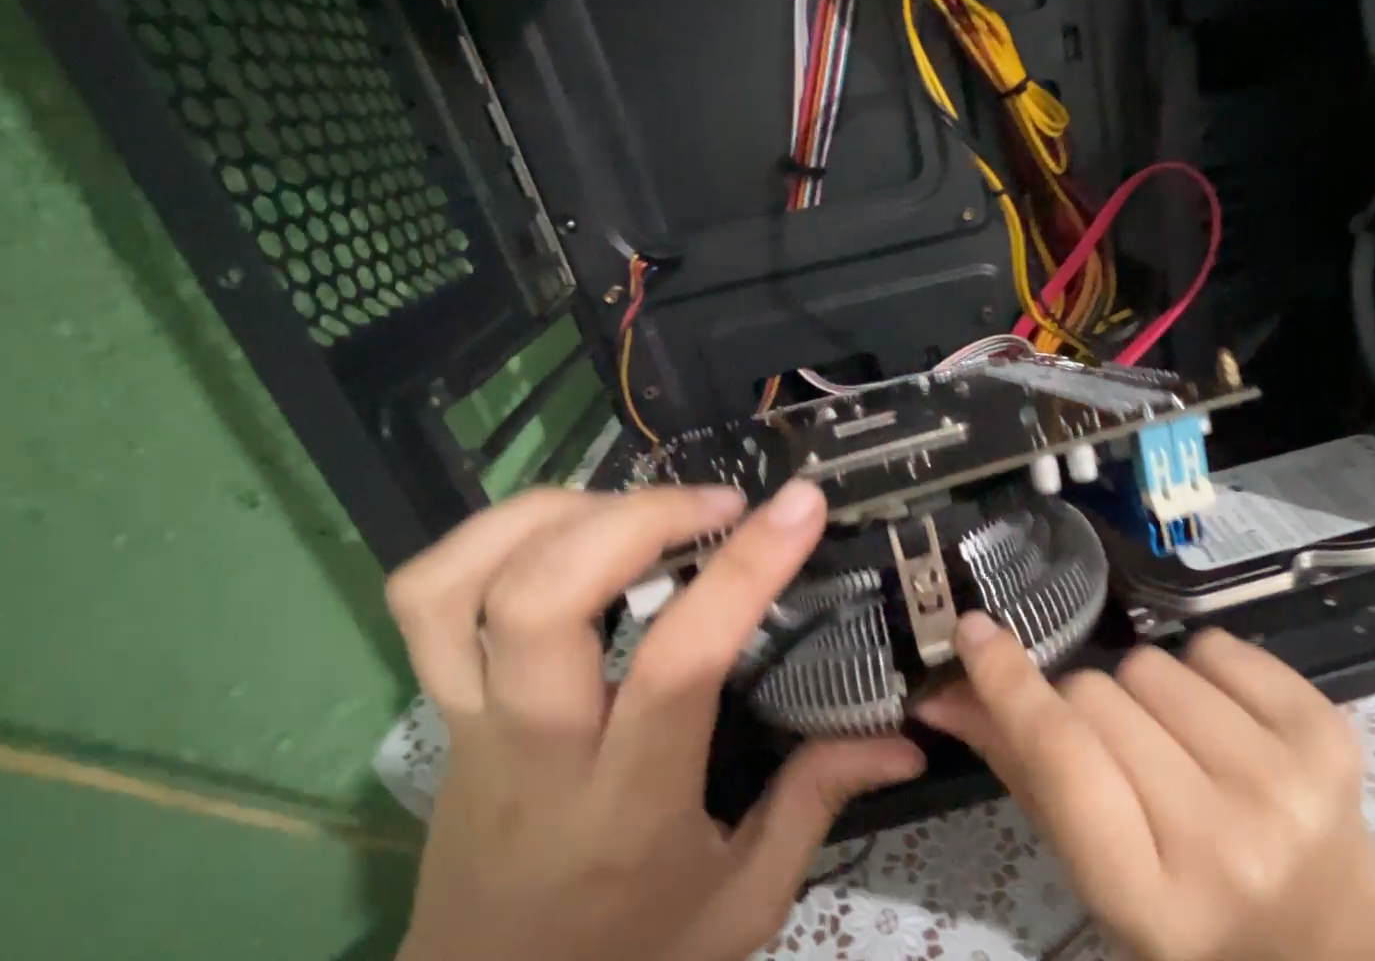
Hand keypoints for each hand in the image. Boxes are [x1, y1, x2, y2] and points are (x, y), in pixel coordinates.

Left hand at [389, 480, 925, 960]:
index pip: (677, 663)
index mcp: (627, 804)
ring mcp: (470, 725)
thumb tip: (904, 737)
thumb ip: (817, 802)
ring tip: (636, 504)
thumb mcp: (743, 900)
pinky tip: (567, 529)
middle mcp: (535, 751)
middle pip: (544, 601)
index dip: (742, 571)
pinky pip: (427, 600)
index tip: (800, 507)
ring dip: (554, 513)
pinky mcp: (441, 711)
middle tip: (716, 503)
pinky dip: (491, 535)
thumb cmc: (632, 957)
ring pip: (461, 586)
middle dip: (636, 519)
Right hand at [917, 615, 1374, 960]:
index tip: (973, 632)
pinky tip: (1223, 723)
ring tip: (1176, 745)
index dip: (1010, 686)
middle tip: (1116, 750)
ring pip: (1152, 663)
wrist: (1328, 926)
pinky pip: (1214, 645)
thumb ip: (1023, 772)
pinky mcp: (1327, 730)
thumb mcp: (1097, 867)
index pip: (1062, 759)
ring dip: (1144, 691)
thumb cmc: (1191, 906)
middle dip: (1083, 704)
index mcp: (1148, 894)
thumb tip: (947, 693)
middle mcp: (1222, 840)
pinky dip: (1201, 669)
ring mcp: (1284, 782)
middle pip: (1098, 696)